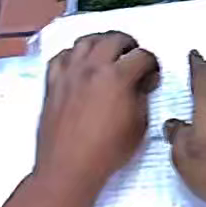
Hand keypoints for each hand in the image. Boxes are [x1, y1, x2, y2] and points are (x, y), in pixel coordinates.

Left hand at [34, 33, 158, 191]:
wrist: (68, 168)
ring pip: (86, 41)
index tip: (152, 74)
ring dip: (101, 43)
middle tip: (133, 56)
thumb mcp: (138, 125)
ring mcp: (69, 73)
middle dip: (129, 44)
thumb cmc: (108, 151)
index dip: (152, 64)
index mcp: (117, 77)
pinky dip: (73, 55)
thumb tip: (143, 82)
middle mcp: (92, 68)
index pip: (142, 56)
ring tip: (108, 54)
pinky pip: (61, 56)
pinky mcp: (52, 82)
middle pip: (114, 38)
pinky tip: (80, 64)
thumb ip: (143, 97)